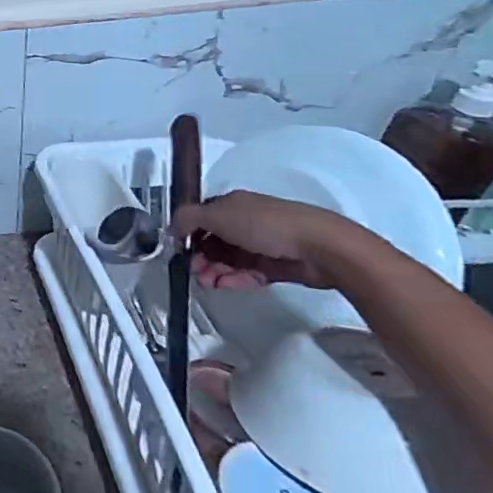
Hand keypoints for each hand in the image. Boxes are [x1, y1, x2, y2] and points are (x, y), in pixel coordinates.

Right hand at [171, 189, 358, 290]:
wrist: (322, 246)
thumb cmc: (264, 224)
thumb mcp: (217, 214)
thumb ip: (187, 219)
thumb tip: (170, 229)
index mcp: (231, 206)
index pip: (201, 219)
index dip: (187, 234)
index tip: (179, 251)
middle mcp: (244, 223)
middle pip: (214, 242)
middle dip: (200, 258)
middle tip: (193, 273)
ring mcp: (261, 245)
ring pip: (229, 260)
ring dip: (215, 272)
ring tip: (208, 285)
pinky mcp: (277, 267)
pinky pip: (249, 274)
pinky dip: (235, 280)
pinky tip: (225, 287)